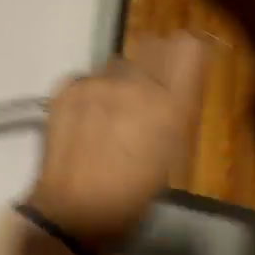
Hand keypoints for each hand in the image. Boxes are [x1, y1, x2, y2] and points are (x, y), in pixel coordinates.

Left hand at [25, 34, 207, 254]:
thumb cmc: (132, 195)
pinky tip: (87, 118)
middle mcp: (135, 83)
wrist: (75, 208)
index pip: (187, 47)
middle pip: (152, 46)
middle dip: (155, 62)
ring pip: (117, 63)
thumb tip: (174, 84)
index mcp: (169, 105)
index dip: (188, 50)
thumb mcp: (170, 156)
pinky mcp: (67, 86)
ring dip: (121, 79)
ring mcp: (97, 82)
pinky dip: (91, 90)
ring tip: (113, 111)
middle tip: (147, 91)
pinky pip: (87, 77)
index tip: (185, 57)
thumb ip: (174, 112)